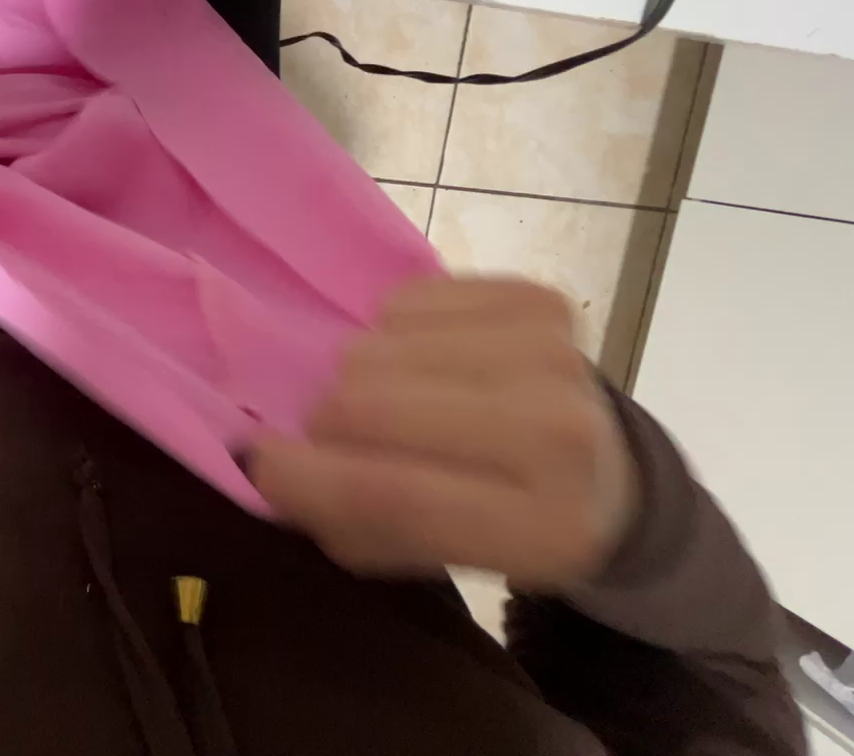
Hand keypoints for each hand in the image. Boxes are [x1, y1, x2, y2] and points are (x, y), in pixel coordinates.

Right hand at [250, 278, 637, 587]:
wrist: (599, 470)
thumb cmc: (492, 520)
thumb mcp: (420, 554)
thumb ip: (339, 515)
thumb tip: (257, 457)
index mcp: (543, 532)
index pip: (388, 495)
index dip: (300, 476)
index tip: (254, 458)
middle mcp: (561, 435)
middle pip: (366, 402)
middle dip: (328, 420)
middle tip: (345, 435)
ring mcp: (555, 356)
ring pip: (373, 345)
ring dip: (362, 374)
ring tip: (399, 398)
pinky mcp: (540, 301)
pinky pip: (404, 299)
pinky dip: (395, 332)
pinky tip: (429, 360)